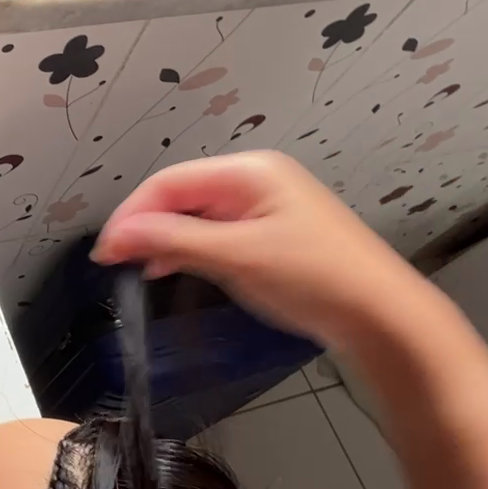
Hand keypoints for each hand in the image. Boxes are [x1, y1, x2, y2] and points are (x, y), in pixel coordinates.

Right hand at [91, 151, 436, 349]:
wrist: (382, 317)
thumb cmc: (312, 278)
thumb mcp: (236, 256)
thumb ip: (172, 239)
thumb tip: (115, 234)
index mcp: (247, 171)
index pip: (169, 182)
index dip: (131, 214)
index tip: (104, 252)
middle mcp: (253, 179)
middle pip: (181, 194)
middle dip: (146, 225)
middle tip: (116, 262)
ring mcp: (264, 204)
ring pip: (195, 214)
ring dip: (164, 238)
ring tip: (139, 268)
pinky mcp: (269, 231)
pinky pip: (215, 231)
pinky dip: (188, 247)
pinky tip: (170, 267)